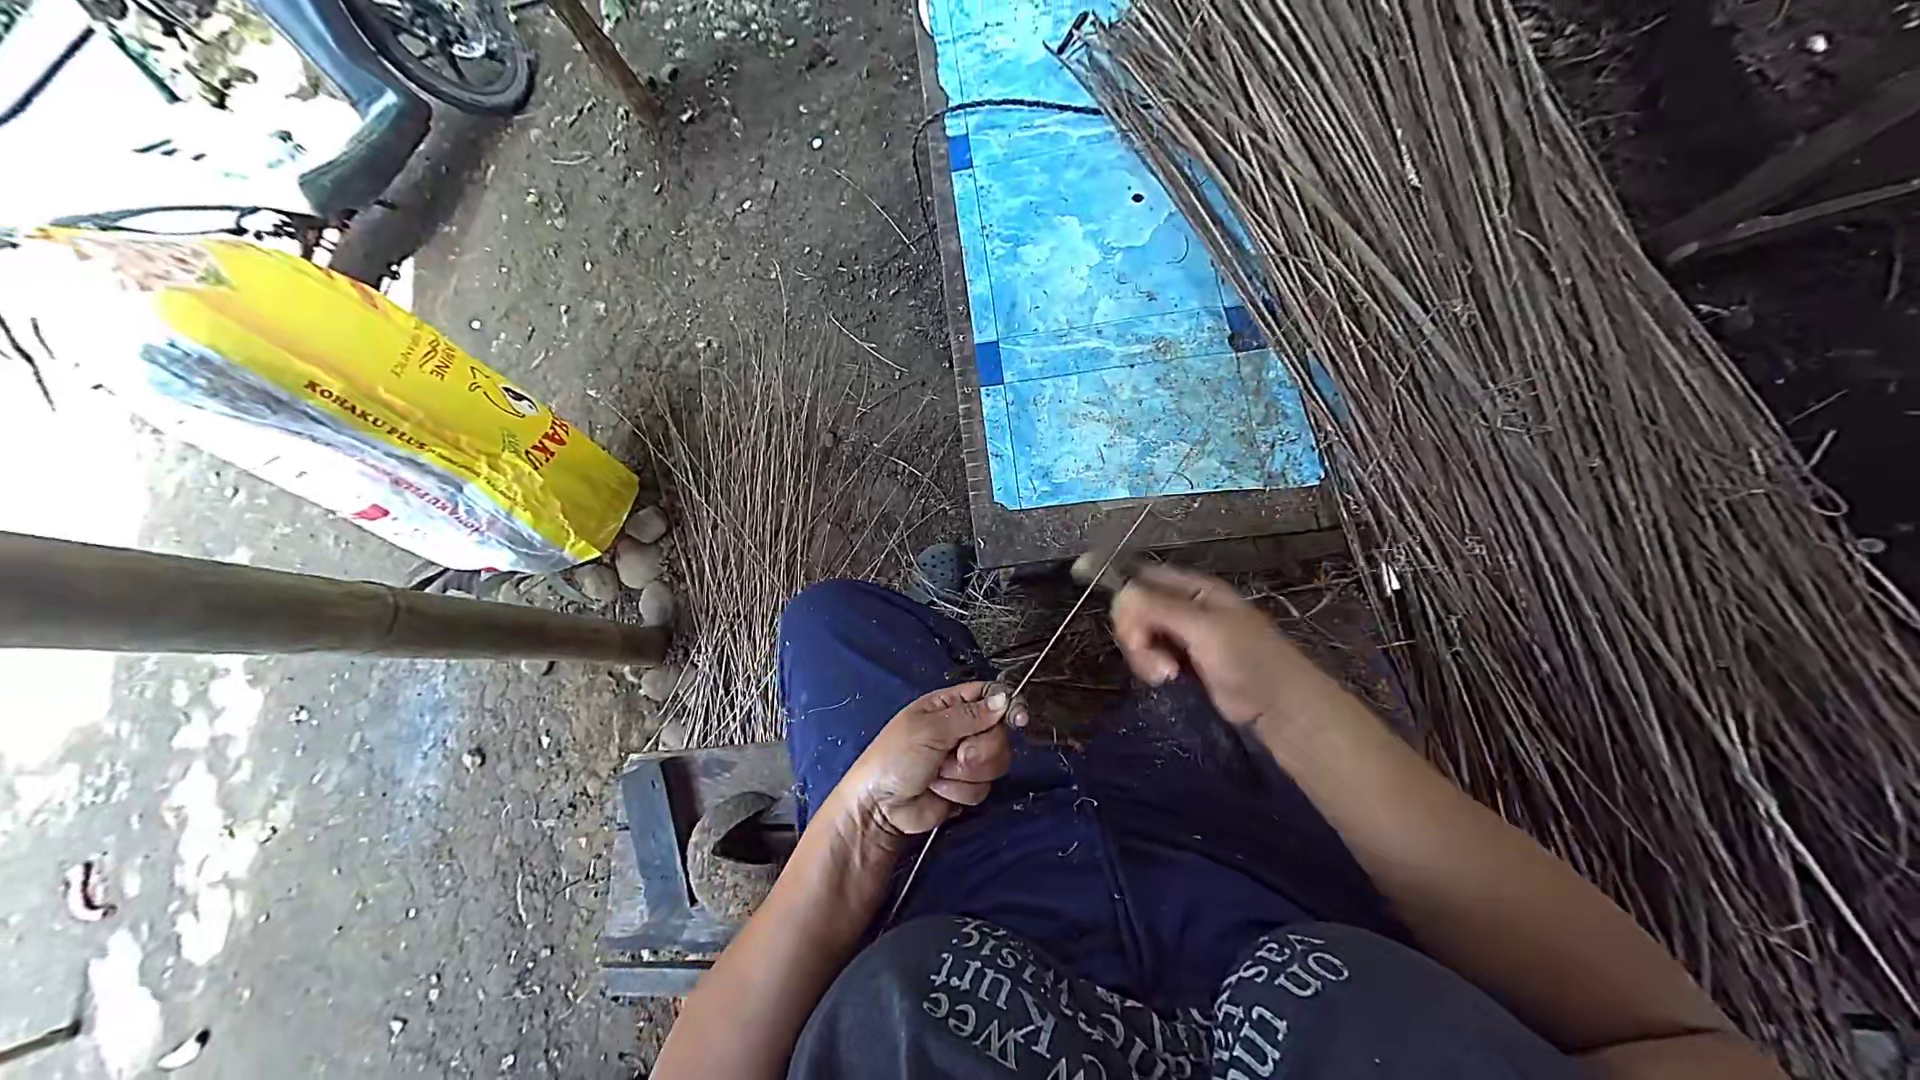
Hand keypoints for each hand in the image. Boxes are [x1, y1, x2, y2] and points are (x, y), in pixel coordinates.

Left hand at [828, 682, 1019, 844]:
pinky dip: (959, 792)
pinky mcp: (965, 787)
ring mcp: (964, 760)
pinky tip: (937, 790)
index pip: (989, 696)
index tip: (1019, 719)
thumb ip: (970, 715)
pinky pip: (983, 788)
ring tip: (938, 774)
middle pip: (999, 734)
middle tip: (955, 755)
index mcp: (948, 706)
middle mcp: (961, 729)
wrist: (879, 807)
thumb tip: (1004, 699)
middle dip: (980, 750)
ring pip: (995, 764)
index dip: (1008, 704)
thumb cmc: (894, 758)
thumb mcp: (929, 729)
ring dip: (966, 774)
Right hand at [1110, 564, 1333, 729]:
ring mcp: (1184, 634)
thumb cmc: (1248, 662)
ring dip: (1143, 654)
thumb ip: (1160, 609)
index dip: (1127, 595)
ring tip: (1166, 674)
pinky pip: (1150, 654)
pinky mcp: (1181, 660)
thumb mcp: (1204, 629)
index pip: (1144, 577)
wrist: (1279, 709)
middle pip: (1137, 607)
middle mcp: (1186, 606)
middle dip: (1135, 632)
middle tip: (1146, 653)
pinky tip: (1167, 678)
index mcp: (1195, 588)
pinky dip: (1151, 666)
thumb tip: (1121, 594)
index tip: (1123, 623)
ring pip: (1140, 633)